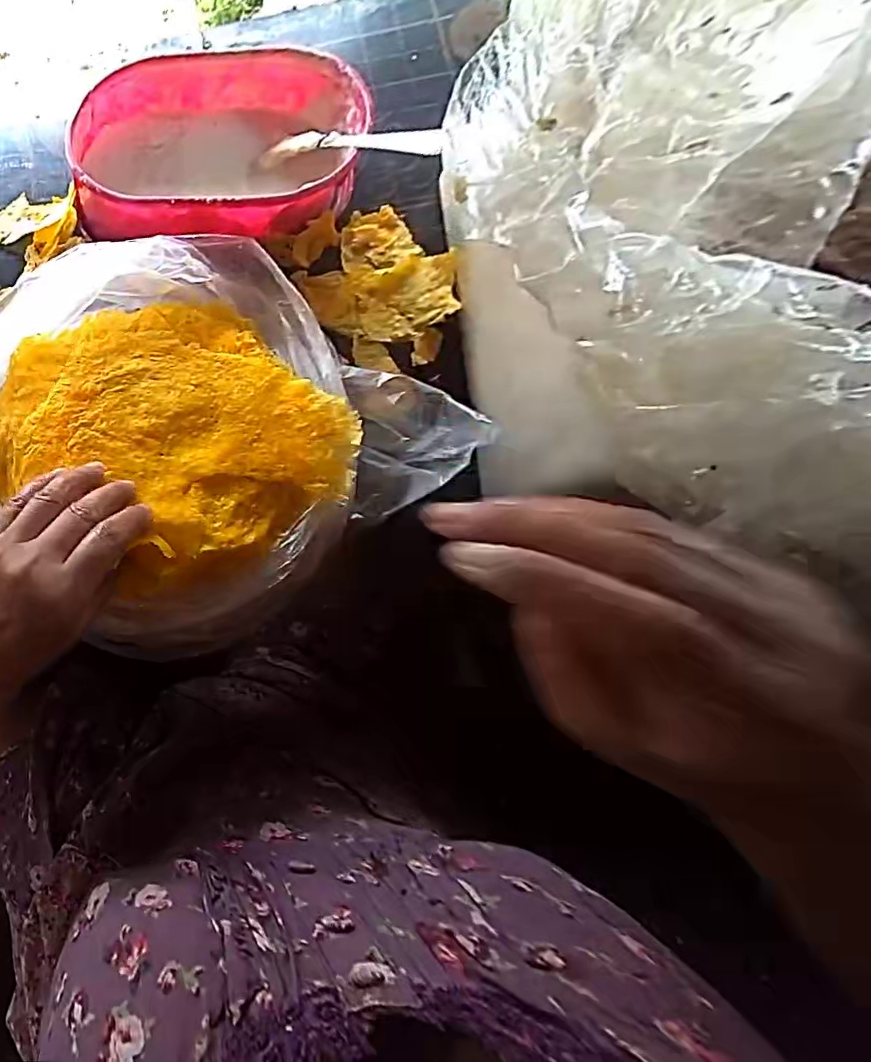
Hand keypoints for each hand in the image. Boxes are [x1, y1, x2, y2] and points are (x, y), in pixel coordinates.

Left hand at [0, 463, 151, 702]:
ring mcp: (8, 547)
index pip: (106, 539)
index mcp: (64, 588)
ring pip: (47, 500)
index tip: (146, 511)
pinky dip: (38, 485)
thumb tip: (126, 547)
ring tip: (96, 470)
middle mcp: (36, 560)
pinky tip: (57, 475)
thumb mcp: (80, 624)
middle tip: (127, 486)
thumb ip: (104, 584)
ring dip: (76, 479)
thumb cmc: (35, 647)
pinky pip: (15, 503)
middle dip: (109, 495)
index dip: (130, 520)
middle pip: (81, 513)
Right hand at [423, 497, 870, 819]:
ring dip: (545, 511)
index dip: (528, 574)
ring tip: (476, 508)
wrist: (823, 762)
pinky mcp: (765, 564)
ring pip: (644, 527)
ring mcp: (772, 584)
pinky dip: (585, 512)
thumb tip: (522, 602)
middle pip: (631, 549)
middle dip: (522, 524)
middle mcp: (759, 620)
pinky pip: (662, 524)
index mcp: (721, 682)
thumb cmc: (694, 760)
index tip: (455, 555)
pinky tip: (533, 511)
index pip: (617, 608)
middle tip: (446, 515)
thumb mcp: (610, 735)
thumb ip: (562, 669)